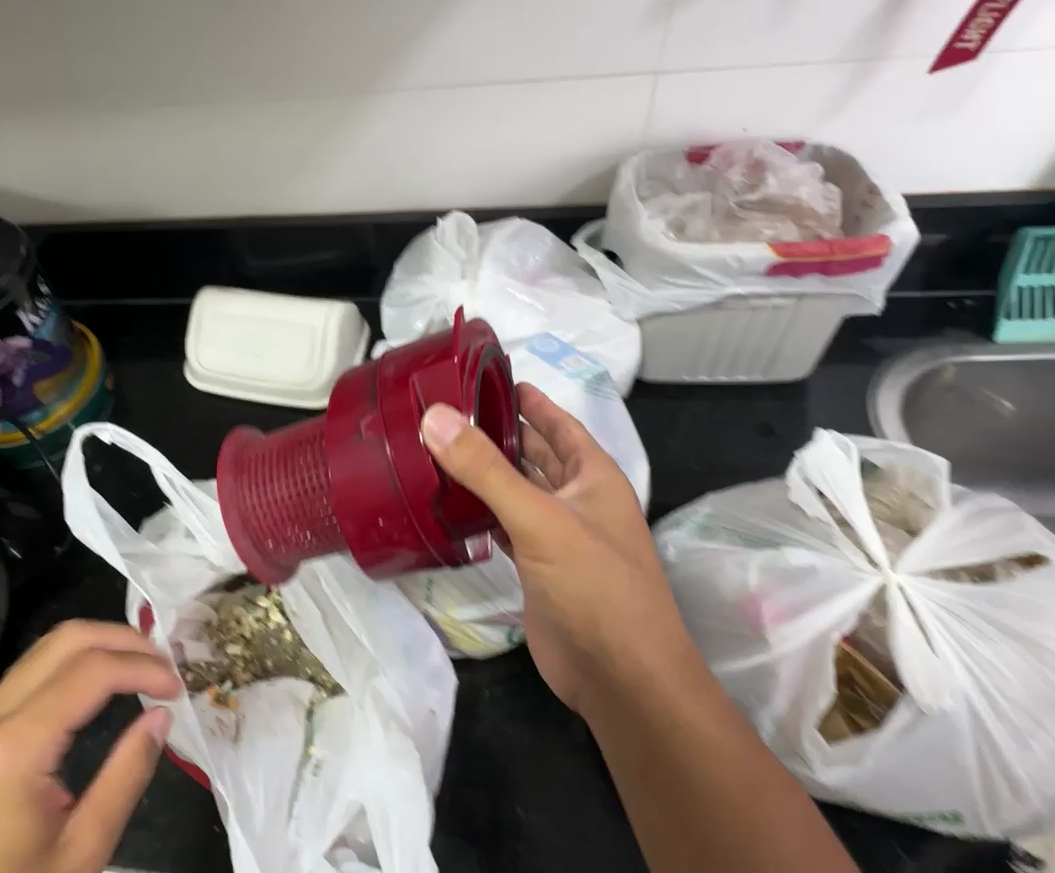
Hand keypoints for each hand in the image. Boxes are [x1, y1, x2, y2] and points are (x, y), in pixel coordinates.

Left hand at [0, 621, 182, 872]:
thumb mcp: (80, 851)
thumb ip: (125, 777)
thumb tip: (161, 717)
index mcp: (16, 745)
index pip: (92, 671)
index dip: (143, 667)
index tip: (179, 688)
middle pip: (65, 639)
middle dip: (123, 639)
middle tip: (165, 663)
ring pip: (44, 649)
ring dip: (97, 646)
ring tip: (141, 667)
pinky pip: (27, 674)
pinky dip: (71, 664)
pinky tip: (99, 684)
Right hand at [422, 383, 681, 717]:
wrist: (620, 677)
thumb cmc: (595, 586)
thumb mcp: (540, 519)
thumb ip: (486, 469)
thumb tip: (435, 416)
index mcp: (594, 477)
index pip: (558, 424)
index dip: (528, 400)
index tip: (484, 377)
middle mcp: (577, 501)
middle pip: (534, 455)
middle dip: (497, 433)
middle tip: (443, 412)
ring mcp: (557, 537)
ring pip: (517, 492)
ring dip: (484, 474)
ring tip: (434, 449)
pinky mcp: (537, 569)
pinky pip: (504, 528)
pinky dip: (480, 514)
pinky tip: (446, 504)